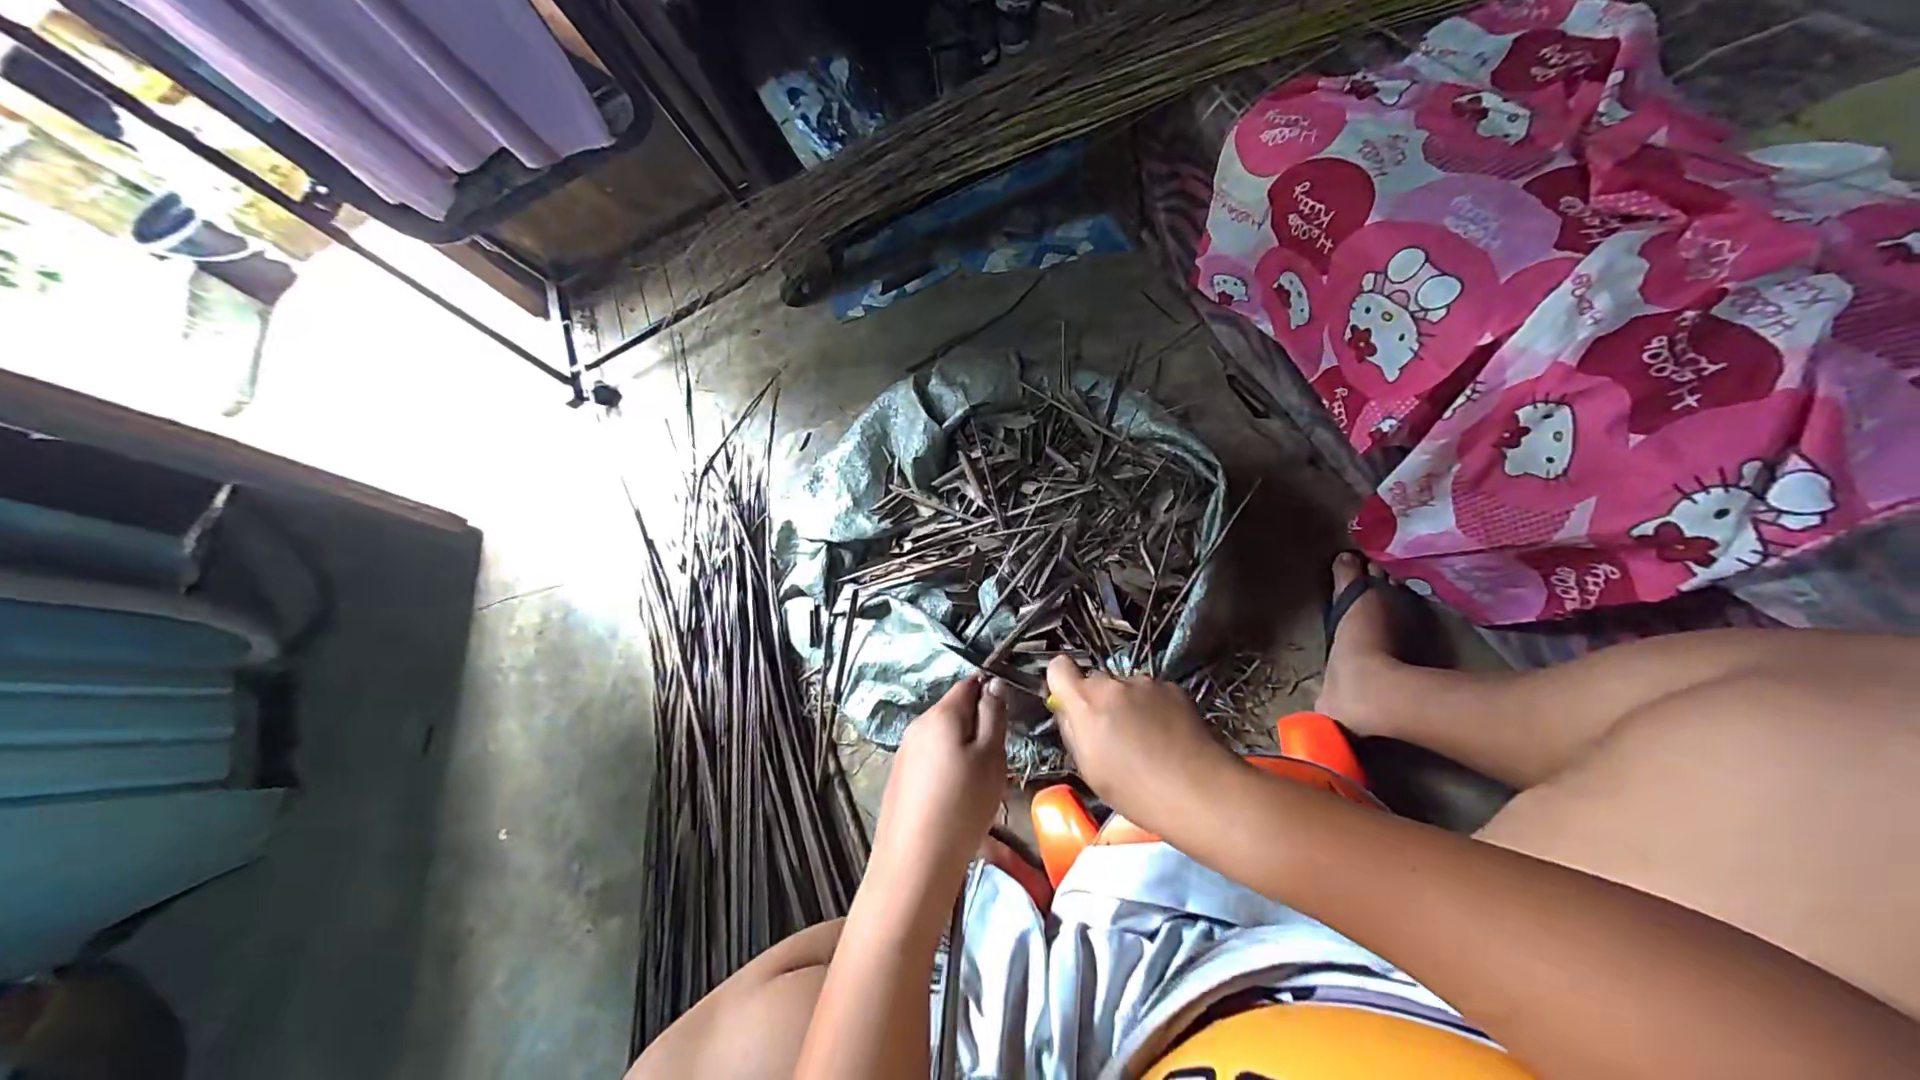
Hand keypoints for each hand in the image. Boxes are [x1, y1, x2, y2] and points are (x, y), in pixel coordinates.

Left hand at [869, 675, 1007, 896]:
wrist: (916, 860)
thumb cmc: (963, 803)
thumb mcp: (991, 756)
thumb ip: (993, 714)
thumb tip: (993, 683)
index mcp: (941, 714)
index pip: (968, 684)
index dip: (990, 693)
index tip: (1006, 719)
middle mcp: (917, 725)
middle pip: (954, 711)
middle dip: (977, 725)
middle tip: (995, 758)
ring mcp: (904, 751)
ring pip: (942, 736)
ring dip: (962, 748)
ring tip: (977, 783)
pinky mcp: (899, 777)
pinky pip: (930, 759)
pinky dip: (947, 768)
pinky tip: (955, 798)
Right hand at [1045, 656, 1237, 833]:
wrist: (1199, 791)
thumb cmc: (1135, 791)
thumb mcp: (1088, 769)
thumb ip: (1072, 731)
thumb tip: (1068, 712)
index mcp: (1086, 703)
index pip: (1059, 668)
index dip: (1062, 681)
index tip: (1070, 700)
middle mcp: (1113, 685)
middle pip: (1095, 681)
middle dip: (1099, 701)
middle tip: (1113, 733)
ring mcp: (1146, 684)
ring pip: (1126, 688)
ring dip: (1129, 705)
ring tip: (1146, 740)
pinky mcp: (1174, 688)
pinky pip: (1153, 693)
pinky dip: (1155, 708)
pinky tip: (1167, 736)